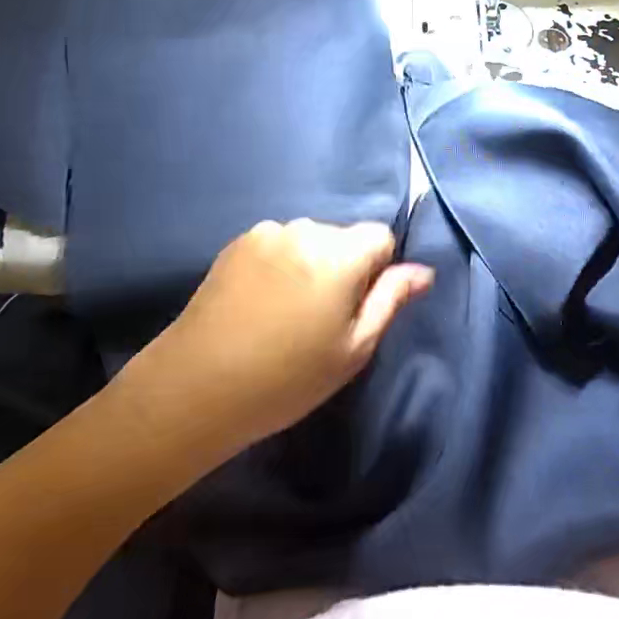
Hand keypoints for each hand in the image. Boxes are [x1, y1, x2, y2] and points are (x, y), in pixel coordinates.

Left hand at [119, 220, 432, 458]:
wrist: (196, 387)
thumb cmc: (286, 379)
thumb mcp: (353, 349)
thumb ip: (390, 301)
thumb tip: (423, 271)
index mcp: (338, 255)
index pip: (381, 236)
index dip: (378, 270)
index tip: (357, 308)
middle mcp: (303, 231)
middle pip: (343, 236)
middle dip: (344, 266)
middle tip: (321, 319)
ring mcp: (265, 234)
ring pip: (309, 240)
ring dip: (310, 264)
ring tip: (286, 314)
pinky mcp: (235, 244)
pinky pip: (277, 244)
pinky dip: (281, 265)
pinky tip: (261, 304)